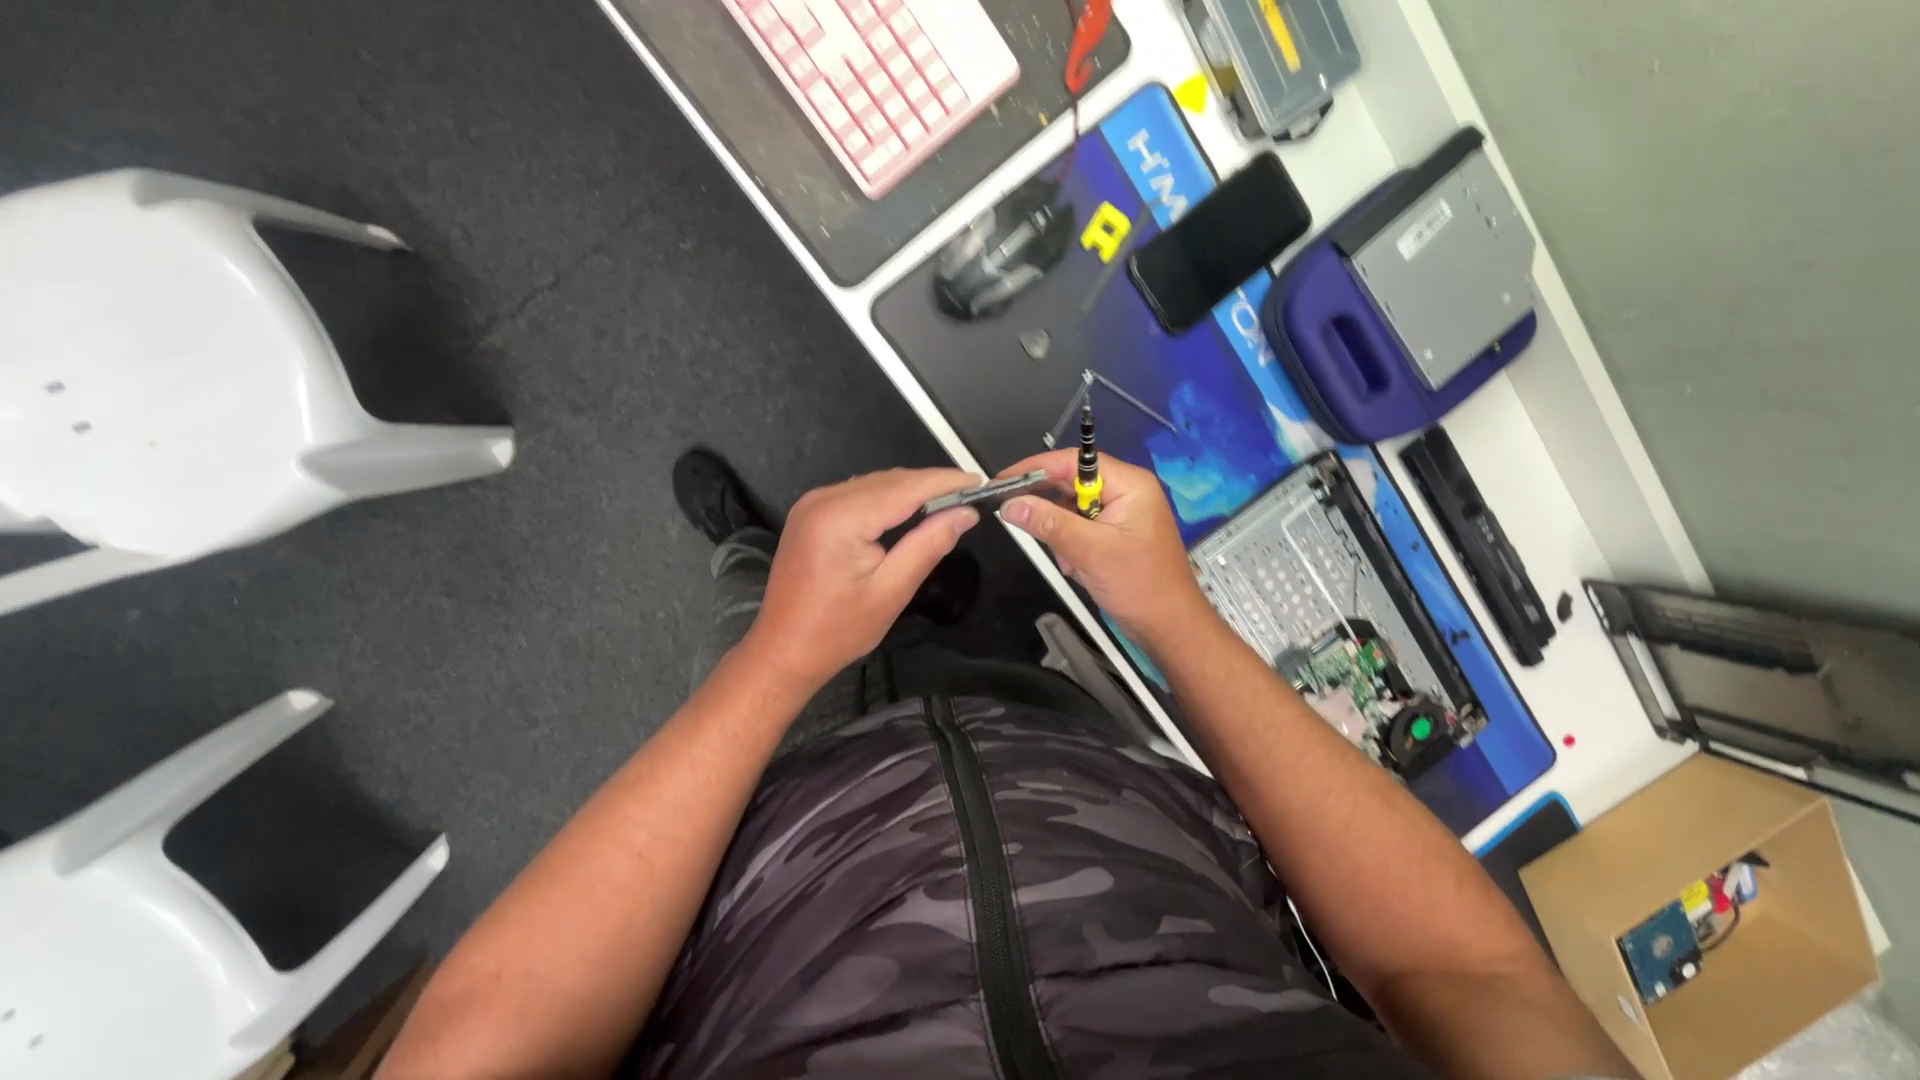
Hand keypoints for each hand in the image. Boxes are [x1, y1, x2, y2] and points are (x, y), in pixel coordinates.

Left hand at [741, 468, 981, 687]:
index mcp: (840, 518)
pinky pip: (859, 494)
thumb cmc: (837, 630)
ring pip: (875, 483)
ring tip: (949, 504)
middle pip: (890, 480)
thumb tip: (965, 514)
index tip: (980, 484)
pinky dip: (888, 498)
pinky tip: (911, 512)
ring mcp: (813, 503)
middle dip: (931, 486)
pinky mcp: (811, 513)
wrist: (783, 650)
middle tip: (971, 499)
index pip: (905, 487)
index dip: (945, 482)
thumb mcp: (891, 592)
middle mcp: (823, 499)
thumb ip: (928, 546)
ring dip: (911, 491)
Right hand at [998, 450, 1212, 644]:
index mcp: (1129, 484)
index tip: (1003, 480)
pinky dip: (1071, 548)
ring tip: (1070, 561)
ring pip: (1071, 510)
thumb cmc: (1141, 586)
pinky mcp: (1114, 536)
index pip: (1073, 462)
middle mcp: (1125, 492)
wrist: (1170, 627)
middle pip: (1071, 484)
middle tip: (1021, 520)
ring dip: (1062, 535)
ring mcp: (1120, 515)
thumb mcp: (1090, 552)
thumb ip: (1049, 524)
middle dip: (1051, 510)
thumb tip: (1010, 504)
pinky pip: (1080, 530)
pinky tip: (1078, 568)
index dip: (1036, 467)